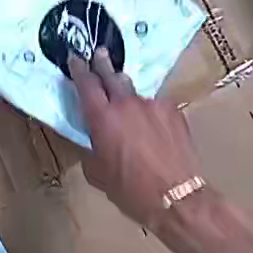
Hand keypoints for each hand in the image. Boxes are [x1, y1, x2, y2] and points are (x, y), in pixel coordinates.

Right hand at [67, 48, 202, 226]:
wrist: (178, 198)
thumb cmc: (131, 191)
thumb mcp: (98, 173)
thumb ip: (92, 148)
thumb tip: (93, 141)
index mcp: (102, 117)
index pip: (86, 83)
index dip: (78, 69)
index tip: (74, 59)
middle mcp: (125, 104)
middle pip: (111, 74)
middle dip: (102, 63)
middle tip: (99, 54)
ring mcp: (152, 105)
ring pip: (134, 91)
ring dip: (126, 93)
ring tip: (127, 102)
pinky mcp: (172, 112)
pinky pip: (155, 105)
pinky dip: (149, 111)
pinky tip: (153, 126)